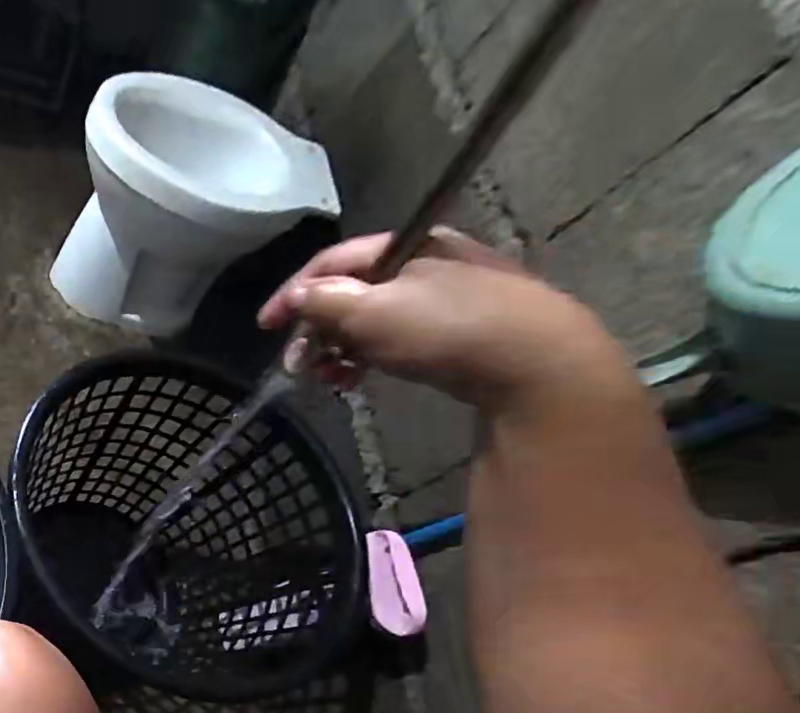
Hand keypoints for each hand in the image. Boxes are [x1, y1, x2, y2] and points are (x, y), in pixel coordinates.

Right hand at [258, 227, 635, 413]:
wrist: (533, 362)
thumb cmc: (447, 330)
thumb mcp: (373, 313)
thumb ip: (325, 301)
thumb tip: (296, 296)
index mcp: (404, 246)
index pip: (331, 263)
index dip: (292, 293)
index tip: (265, 326)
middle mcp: (421, 263)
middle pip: (348, 292)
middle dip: (315, 330)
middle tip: (298, 366)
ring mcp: (440, 296)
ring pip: (368, 318)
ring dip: (337, 349)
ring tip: (327, 379)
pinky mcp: (452, 329)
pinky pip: (391, 337)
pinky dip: (366, 356)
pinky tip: (357, 378)